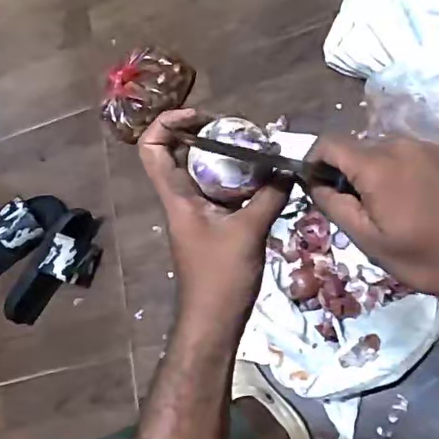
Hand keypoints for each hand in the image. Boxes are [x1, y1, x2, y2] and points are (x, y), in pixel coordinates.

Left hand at [139, 110, 284, 334]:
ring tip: (257, 149)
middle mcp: (181, 199)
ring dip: (226, 157)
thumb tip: (287, 168)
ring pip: (204, 172)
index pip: (152, 148)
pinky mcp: (212, 226)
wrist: (213, 322)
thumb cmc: (220, 277)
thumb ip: (269, 196)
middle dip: (207, 134)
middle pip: (181, 153)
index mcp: (176, 196)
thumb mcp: (248, 231)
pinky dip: (238, 179)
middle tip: (240, 130)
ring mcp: (196, 213)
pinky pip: (220, 191)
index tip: (201, 116)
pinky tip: (265, 179)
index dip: (167, 123)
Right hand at [308, 134, 438, 304]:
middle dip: (344, 172)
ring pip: (381, 151)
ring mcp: (427, 148)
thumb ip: (335, 206)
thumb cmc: (426, 258)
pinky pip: (406, 156)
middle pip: (356, 147)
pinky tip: (410, 204)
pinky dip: (395, 173)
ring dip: (370, 174)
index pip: (330, 143)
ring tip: (383, 210)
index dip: (313, 161)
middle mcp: (401, 145)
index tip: (315, 187)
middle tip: (351, 209)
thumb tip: (315, 184)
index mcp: (378, 165)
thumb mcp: (369, 241)